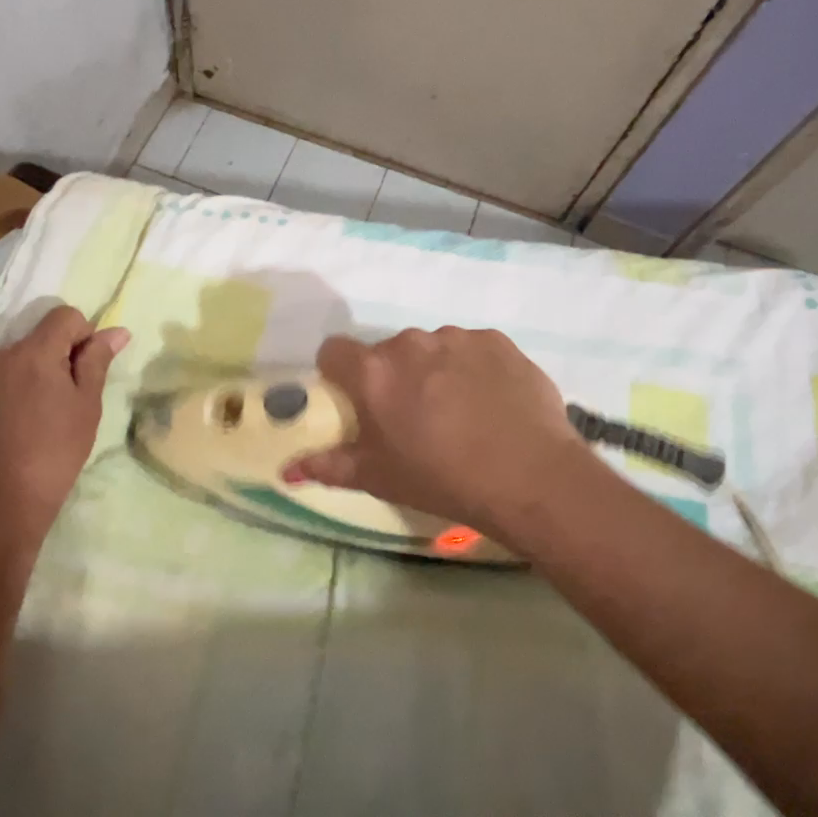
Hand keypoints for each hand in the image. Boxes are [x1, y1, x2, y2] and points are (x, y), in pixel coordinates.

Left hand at [0, 304, 128, 544]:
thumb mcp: (87, 404)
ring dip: (36, 372)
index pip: (64, 315)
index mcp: (36, 352)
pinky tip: (20, 426)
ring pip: (17, 358)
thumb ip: (98, 361)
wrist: (6, 499)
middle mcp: (3, 356)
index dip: (84, 334)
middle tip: (71, 396)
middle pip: (39, 335)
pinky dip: (14, 391)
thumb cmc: (58, 449)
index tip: (88, 369)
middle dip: (60, 354)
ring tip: (44, 414)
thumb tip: (116, 331)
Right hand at [284, 327, 592, 541]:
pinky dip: (474, 369)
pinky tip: (491, 404)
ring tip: (460, 413)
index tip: (355, 401)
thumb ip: (329, 466)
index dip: (339, 374)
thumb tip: (287, 469)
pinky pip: (472, 349)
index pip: (334, 351)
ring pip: (432, 349)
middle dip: (393, 377)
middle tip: (414, 419)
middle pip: (387, 352)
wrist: (530, 475)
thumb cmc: (442, 479)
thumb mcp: (378, 478)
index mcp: (374, 372)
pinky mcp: (498, 341)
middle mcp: (410, 343)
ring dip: (435, 371)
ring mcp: (457, 337)